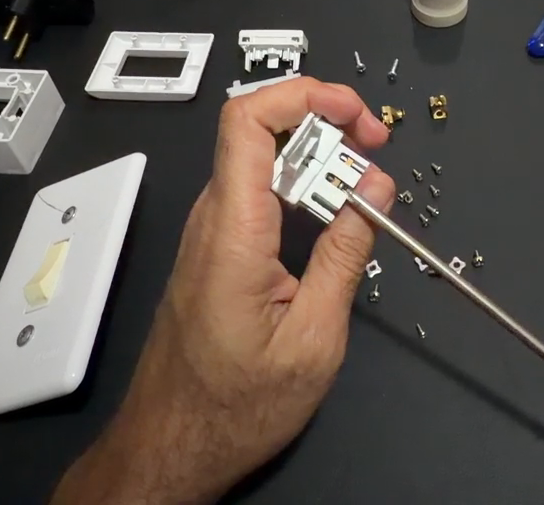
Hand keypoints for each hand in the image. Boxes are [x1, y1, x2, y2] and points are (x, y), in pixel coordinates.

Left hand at [53, 78, 393, 504]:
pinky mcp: (218, 243)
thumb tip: (375, 189)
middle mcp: (215, 214)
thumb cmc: (236, 407)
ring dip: (319, 151)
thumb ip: (345, 255)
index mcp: (234, 229)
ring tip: (366, 177)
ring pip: (263, 156)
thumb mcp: (313, 340)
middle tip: (377, 146)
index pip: (248, 119)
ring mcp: (212, 227)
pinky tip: (335, 206)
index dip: (305, 94)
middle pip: (262, 128)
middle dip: (327, 119)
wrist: (167, 449)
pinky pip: (260, 187)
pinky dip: (303, 180)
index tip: (357, 116)